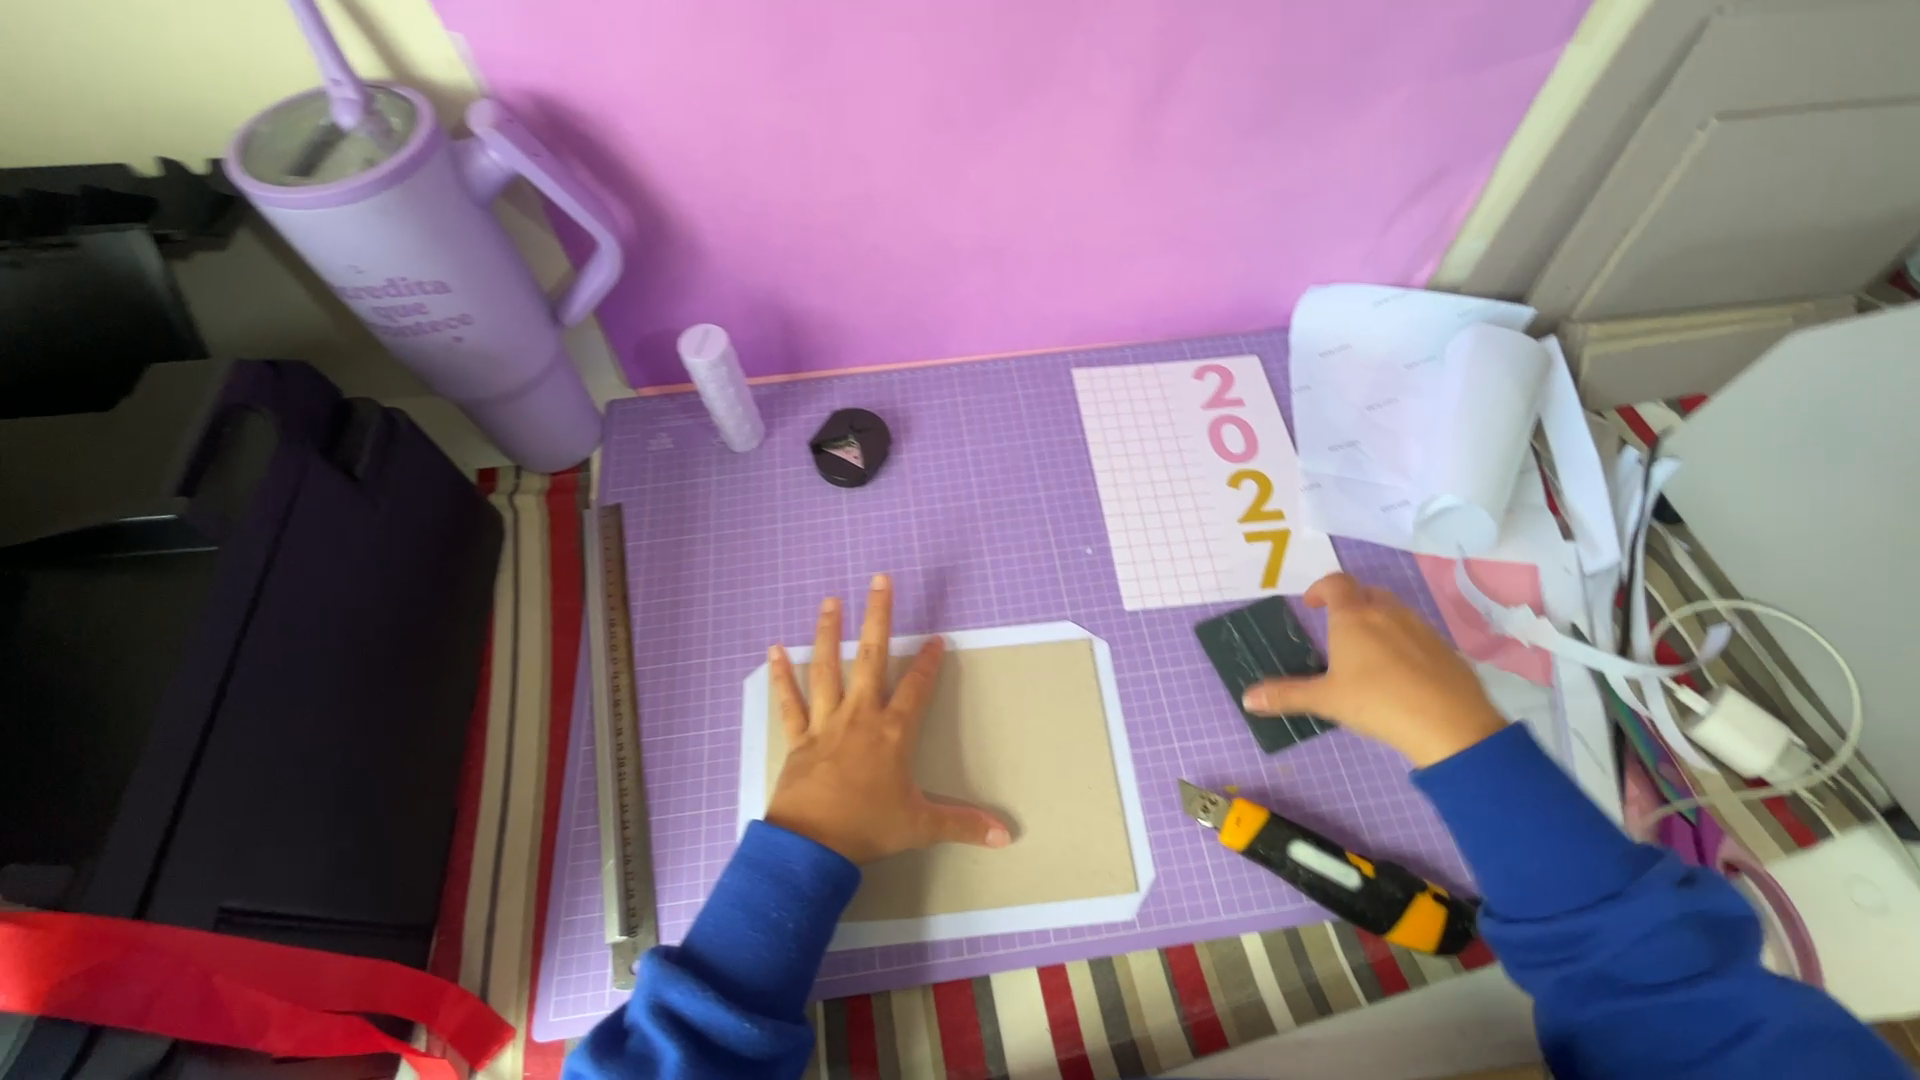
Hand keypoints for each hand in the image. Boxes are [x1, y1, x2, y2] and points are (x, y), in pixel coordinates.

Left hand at [765, 574, 1012, 863]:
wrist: (812, 847)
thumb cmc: (868, 828)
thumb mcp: (921, 826)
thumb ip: (964, 824)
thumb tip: (1007, 836)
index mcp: (893, 732)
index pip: (916, 688)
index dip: (928, 662)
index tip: (935, 639)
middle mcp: (860, 716)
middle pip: (872, 656)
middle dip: (878, 616)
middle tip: (880, 579)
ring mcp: (826, 723)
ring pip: (828, 668)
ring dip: (829, 632)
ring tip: (831, 600)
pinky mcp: (798, 738)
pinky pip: (790, 701)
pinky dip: (781, 676)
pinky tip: (774, 650)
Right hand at [1242, 573, 1505, 766]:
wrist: (1450, 725)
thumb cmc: (1377, 703)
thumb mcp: (1325, 700)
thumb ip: (1286, 695)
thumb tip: (1247, 698)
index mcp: (1354, 617)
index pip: (1336, 583)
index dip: (1320, 588)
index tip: (1311, 605)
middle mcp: (1388, 613)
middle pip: (1367, 592)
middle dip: (1350, 601)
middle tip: (1337, 626)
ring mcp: (1421, 628)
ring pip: (1395, 610)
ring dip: (1378, 618)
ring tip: (1367, 649)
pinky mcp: (1446, 649)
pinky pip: (1417, 632)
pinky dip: (1402, 639)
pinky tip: (1399, 671)